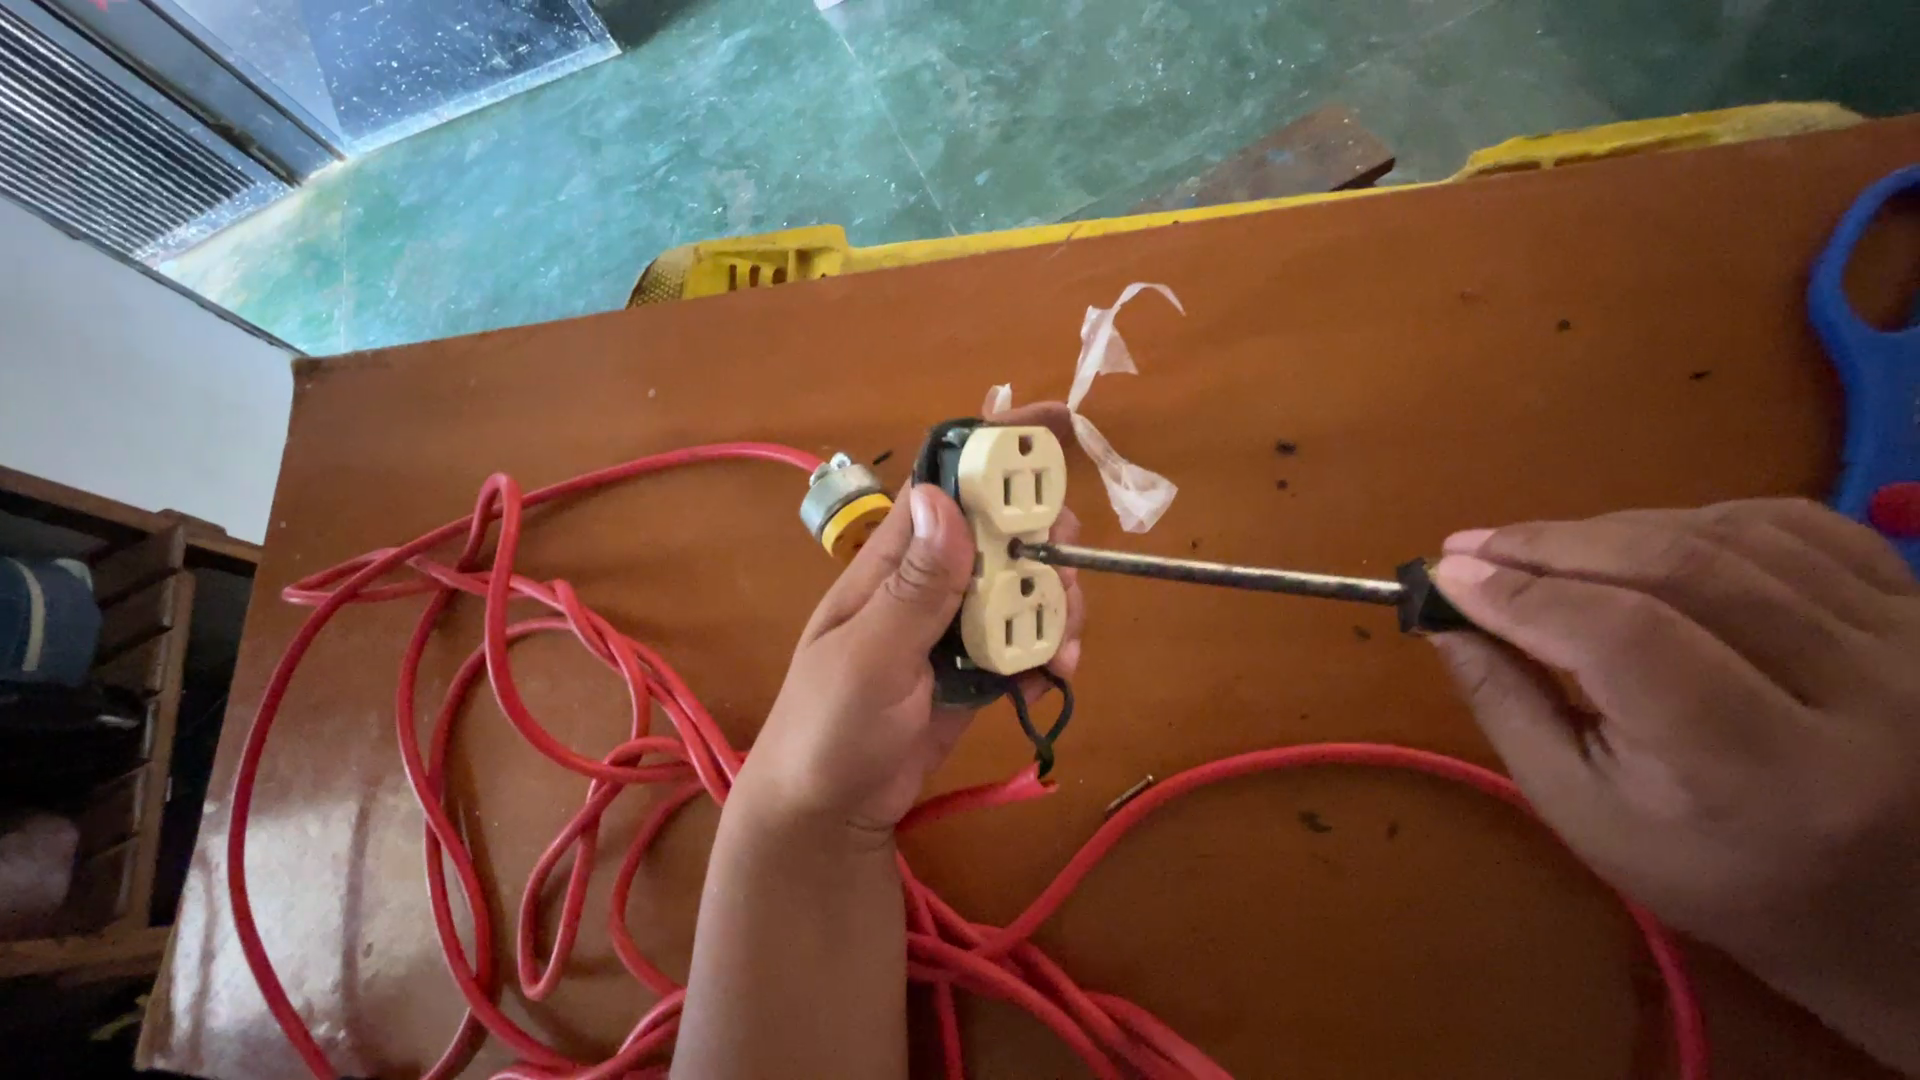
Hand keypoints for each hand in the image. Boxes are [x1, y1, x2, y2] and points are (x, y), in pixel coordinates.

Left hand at [733, 405, 1086, 841]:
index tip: (1054, 425)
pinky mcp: (974, 672)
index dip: (995, 450)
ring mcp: (953, 629)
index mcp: (892, 562)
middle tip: (1064, 565)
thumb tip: (942, 498)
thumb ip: (913, 588)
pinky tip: (1054, 677)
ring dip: (1052, 606)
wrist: (830, 812)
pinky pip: (1022, 647)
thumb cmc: (830, 727)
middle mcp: (927, 584)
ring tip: (1064, 640)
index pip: (946, 485)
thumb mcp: (869, 656)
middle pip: (999, 536)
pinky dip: (1046, 656)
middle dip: (1041, 540)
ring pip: (1020, 590)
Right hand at [1427, 498, 1919, 1071]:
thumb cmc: (1711, 869)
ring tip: (1536, 549)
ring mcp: (1913, 642)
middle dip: (1551, 545)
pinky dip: (1690, 519)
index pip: (1628, 639)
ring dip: (1606, 528)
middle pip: (1679, 568)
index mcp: (1764, 770)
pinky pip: (1791, 524)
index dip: (1524, 595)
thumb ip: (1505, 703)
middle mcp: (1866, 695)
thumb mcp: (1580, 806)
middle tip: (1471, 547)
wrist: (1888, 901)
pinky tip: (1636, 541)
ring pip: (1727, 534)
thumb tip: (1444, 611)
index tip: (1447, 575)